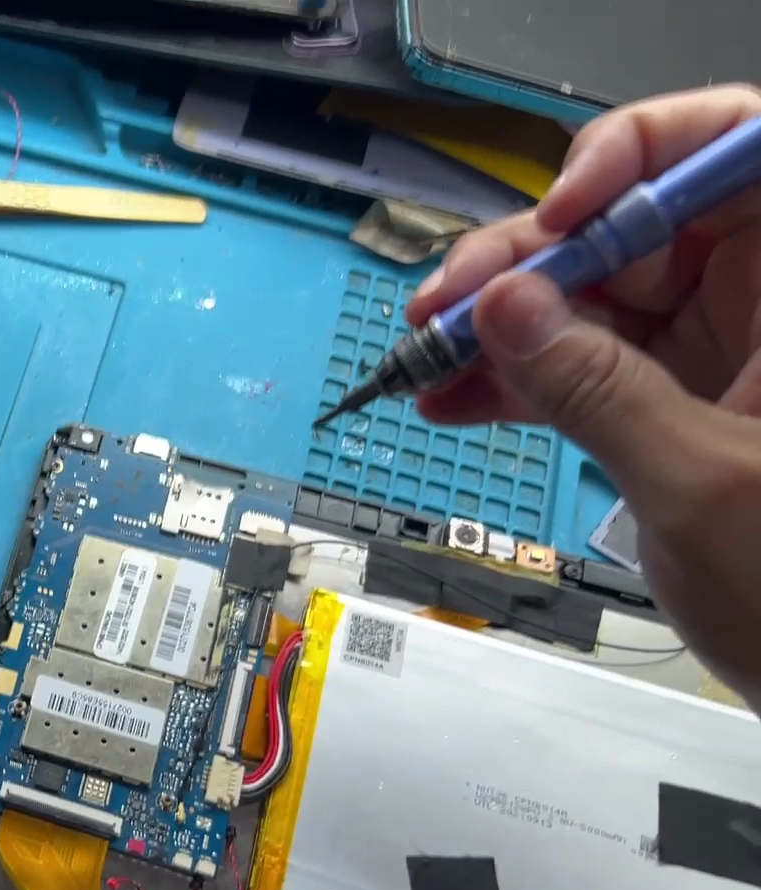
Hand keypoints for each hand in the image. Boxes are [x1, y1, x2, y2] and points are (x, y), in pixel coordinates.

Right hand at [407, 86, 760, 707]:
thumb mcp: (701, 479)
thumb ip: (595, 386)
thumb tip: (501, 304)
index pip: (738, 151)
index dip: (637, 158)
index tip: (552, 220)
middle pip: (628, 227)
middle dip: (520, 265)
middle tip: (436, 313)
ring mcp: (713, 346)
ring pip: (578, 300)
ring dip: (487, 332)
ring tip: (419, 367)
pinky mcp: (663, 395)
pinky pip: (566, 365)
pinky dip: (499, 384)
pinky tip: (443, 403)